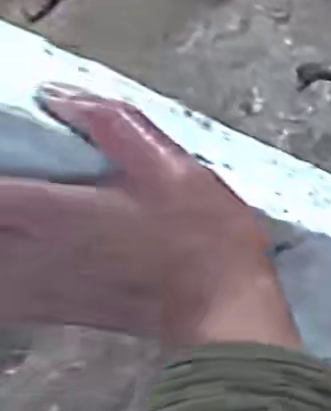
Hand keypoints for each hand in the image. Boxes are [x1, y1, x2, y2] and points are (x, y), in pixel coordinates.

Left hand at [0, 86, 299, 348]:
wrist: (228, 314)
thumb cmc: (204, 243)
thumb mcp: (180, 175)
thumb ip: (119, 129)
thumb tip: (61, 96)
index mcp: (24, 202)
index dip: (6, 160)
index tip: (20, 160)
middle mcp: (4, 240)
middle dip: (13, 199)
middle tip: (36, 187)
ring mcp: (16, 280)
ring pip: (0, 250)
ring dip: (14, 237)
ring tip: (37, 229)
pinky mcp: (41, 309)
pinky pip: (5, 289)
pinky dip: (15, 275)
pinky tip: (34, 264)